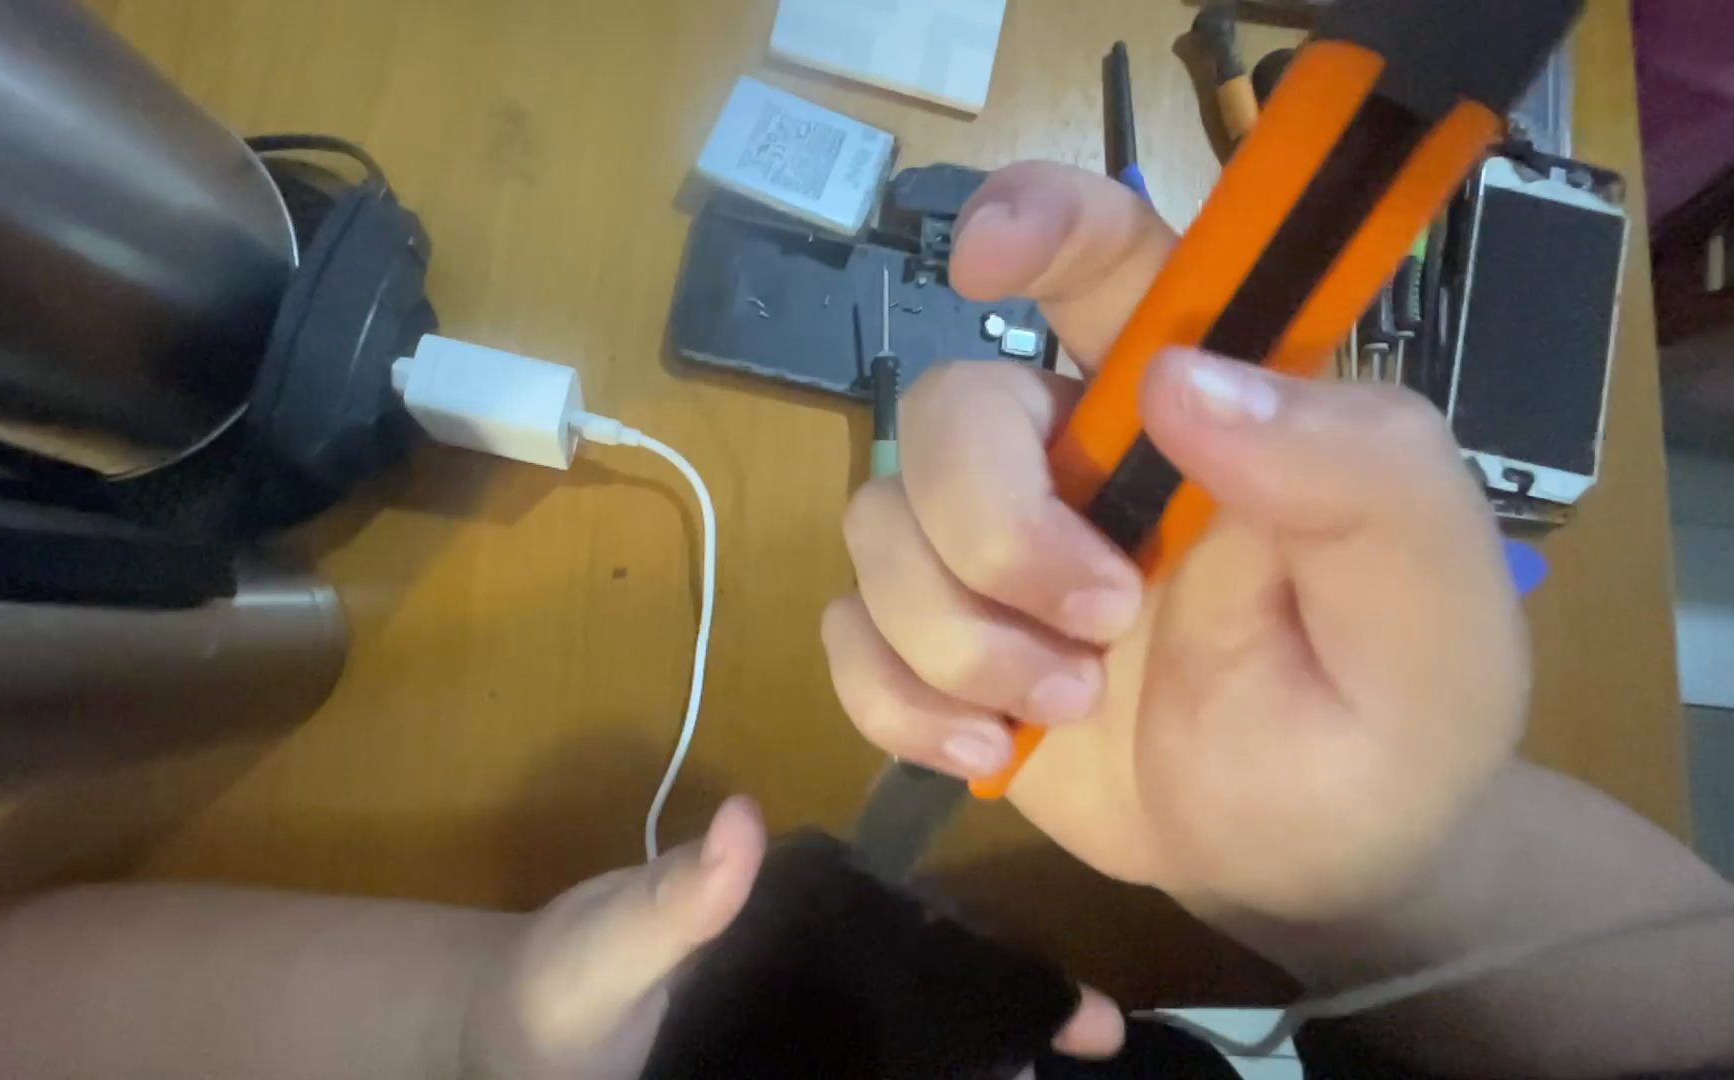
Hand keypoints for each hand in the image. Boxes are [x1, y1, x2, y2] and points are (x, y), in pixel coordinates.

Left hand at [462, 797, 1124, 1077]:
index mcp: (783, 912)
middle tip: (1080, 1059)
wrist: (504, 1048)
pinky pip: (849, 1075)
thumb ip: (671, 894)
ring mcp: (788, 1027)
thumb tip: (746, 815)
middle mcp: (801, 964)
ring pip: (892, 1041)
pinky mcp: (770, 1070)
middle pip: (916, 989)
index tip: (1076, 1007)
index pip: (902, 923)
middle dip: (1002, 1021)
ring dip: (963, 1063)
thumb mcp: (607, 938)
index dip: (986, 959)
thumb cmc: (553, 978)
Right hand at [823, 162, 1528, 920]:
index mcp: (1180, 410)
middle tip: (1094, 627)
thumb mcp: (1428, 615)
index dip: (1032, 222)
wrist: (1282, 856)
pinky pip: (845, 635)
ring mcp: (971, 554)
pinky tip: (980, 747)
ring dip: (956, 639)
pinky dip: (897, 700)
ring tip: (1060, 708)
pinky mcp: (917, 640)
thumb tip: (1181, 381)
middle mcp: (1056, 459)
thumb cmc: (1373, 727)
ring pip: (874, 531)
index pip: (1100, 257)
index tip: (981, 260)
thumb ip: (1356, 475)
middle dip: (992, 534)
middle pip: (939, 417)